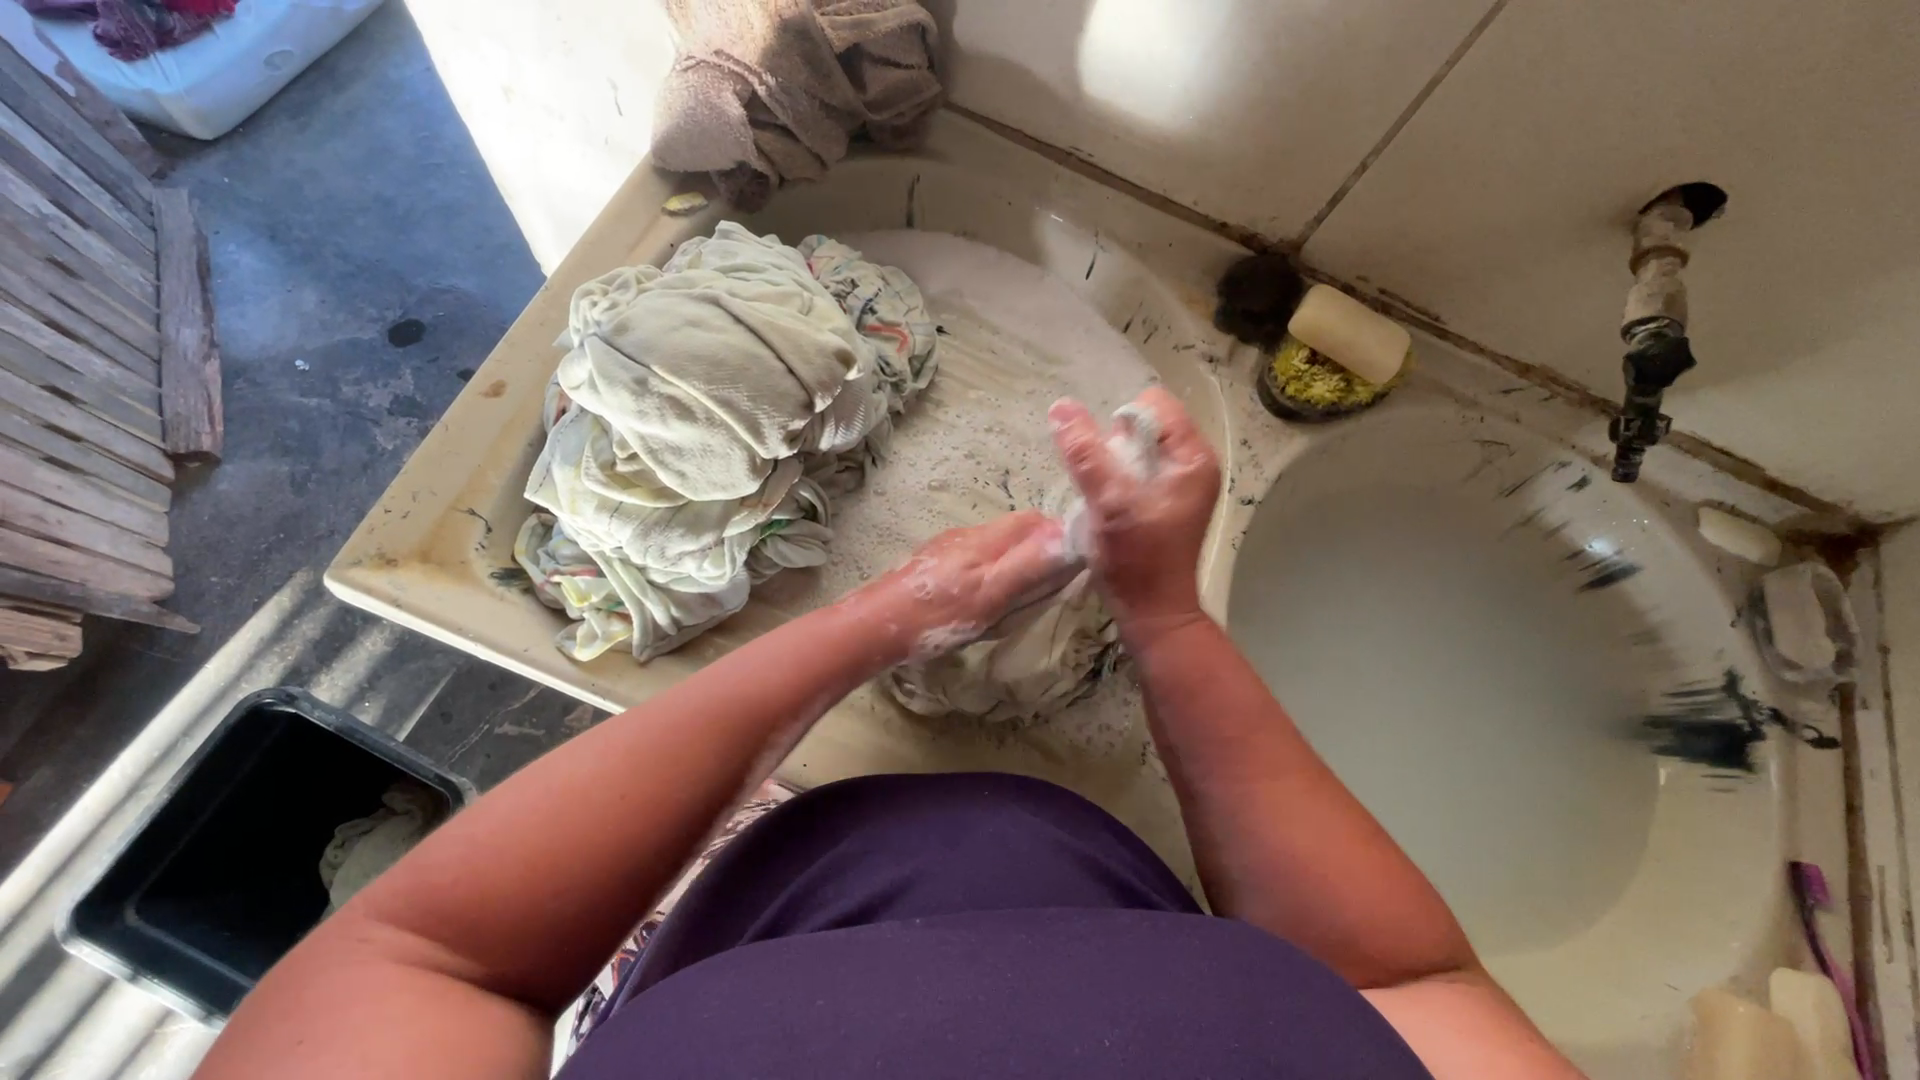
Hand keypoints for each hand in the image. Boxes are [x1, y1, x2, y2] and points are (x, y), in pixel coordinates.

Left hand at [854, 510, 1078, 662]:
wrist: (876, 626)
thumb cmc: (939, 613)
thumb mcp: (992, 593)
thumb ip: (1030, 565)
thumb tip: (1070, 537)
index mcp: (986, 539)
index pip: (1034, 521)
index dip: (1057, 535)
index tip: (1074, 562)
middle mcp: (968, 535)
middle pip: (1015, 531)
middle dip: (1039, 548)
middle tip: (1052, 582)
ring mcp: (947, 550)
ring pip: (994, 546)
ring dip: (1016, 561)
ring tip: (1024, 594)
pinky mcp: (933, 567)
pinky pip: (975, 560)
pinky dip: (992, 572)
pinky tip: (987, 597)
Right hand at [1049, 387, 1219, 644]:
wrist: (1152, 613)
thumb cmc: (1137, 558)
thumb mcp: (1109, 501)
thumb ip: (1085, 453)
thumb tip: (1060, 406)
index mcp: (1193, 457)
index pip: (1153, 405)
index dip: (1120, 422)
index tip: (1105, 460)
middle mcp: (1192, 465)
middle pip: (1143, 425)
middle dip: (1113, 445)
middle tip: (1104, 484)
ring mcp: (1179, 485)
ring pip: (1135, 450)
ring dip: (1110, 465)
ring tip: (1103, 497)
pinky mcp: (1163, 503)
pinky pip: (1133, 472)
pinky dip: (1114, 481)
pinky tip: (1105, 507)